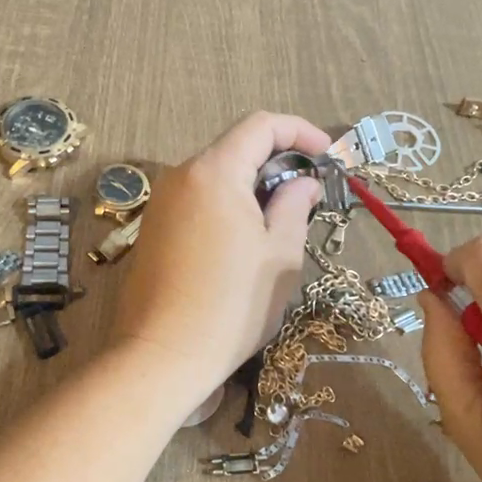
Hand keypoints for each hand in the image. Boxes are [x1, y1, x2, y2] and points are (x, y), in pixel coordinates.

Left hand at [110, 112, 328, 390]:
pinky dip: (227, 207)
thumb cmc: (231, 305)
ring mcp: (161, 204)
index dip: (300, 132)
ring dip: (253, 188)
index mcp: (213, 172)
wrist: (162, 356)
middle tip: (310, 196)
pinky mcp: (153, 231)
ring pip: (216, 177)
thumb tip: (302, 182)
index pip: (260, 125)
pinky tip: (246, 243)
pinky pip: (197, 202)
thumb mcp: (280, 255)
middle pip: (235, 148)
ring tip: (283, 224)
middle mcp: (180, 177)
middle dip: (277, 162)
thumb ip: (294, 206)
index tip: (328, 157)